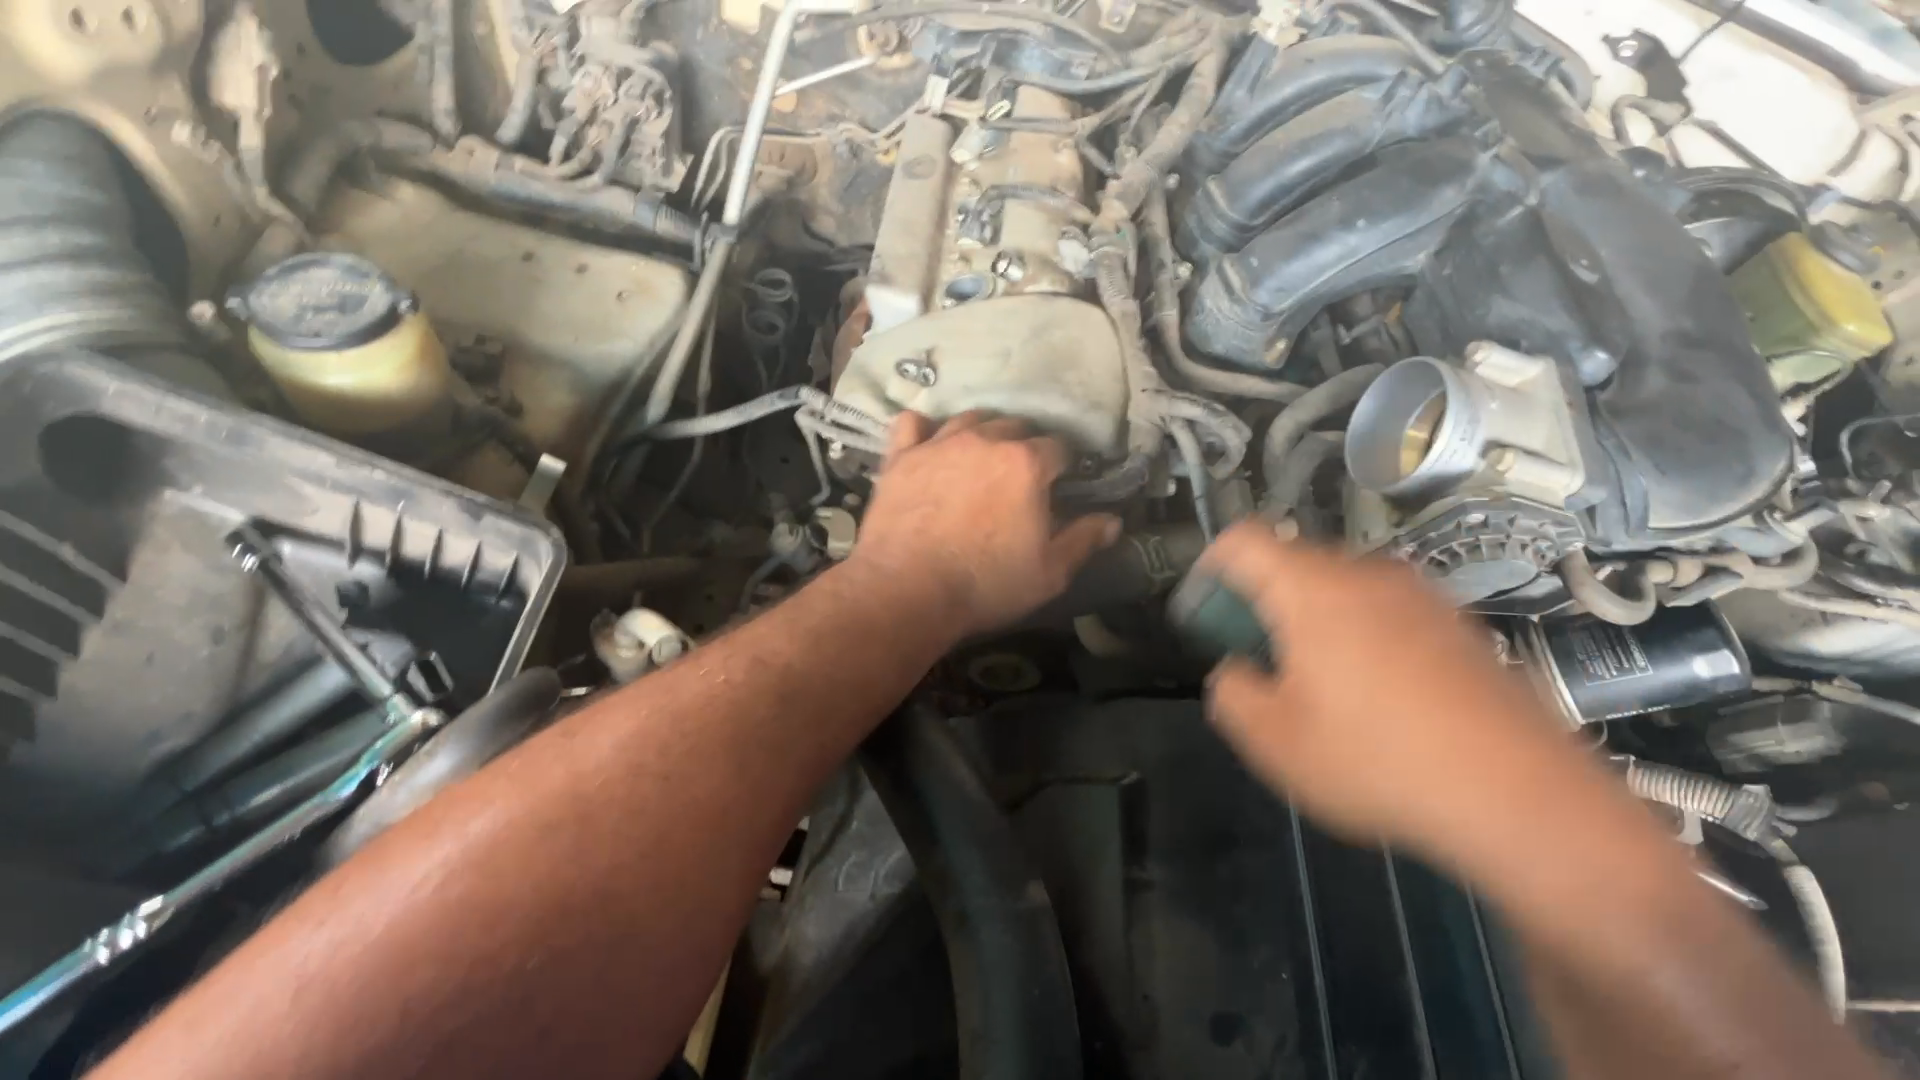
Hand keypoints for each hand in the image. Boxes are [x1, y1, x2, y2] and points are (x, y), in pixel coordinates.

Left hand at [849, 412, 1120, 638]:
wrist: (906, 592)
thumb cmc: (986, 585)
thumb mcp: (1049, 573)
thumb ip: (1084, 540)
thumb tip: (1113, 520)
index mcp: (1027, 463)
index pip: (1058, 448)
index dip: (1063, 467)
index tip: (1060, 487)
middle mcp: (984, 440)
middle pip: (1015, 426)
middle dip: (1025, 446)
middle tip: (1021, 479)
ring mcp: (938, 444)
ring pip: (969, 419)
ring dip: (983, 433)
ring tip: (981, 460)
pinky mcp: (900, 458)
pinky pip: (912, 424)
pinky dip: (924, 429)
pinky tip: (928, 444)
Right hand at [1200, 522, 1593, 860]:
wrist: (1521, 795)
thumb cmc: (1377, 760)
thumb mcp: (1273, 742)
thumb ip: (1232, 694)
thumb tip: (1236, 670)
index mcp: (1311, 590)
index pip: (1243, 540)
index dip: (1212, 566)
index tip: (1205, 611)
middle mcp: (1368, 575)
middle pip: (1295, 563)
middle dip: (1264, 602)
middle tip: (1260, 659)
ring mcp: (1424, 597)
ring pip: (1345, 588)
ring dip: (1316, 620)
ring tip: (1321, 684)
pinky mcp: (1464, 627)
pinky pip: (1391, 613)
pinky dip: (1365, 636)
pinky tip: (1382, 699)